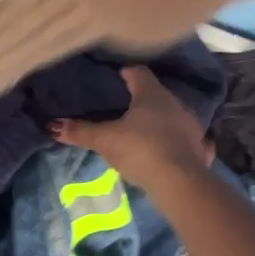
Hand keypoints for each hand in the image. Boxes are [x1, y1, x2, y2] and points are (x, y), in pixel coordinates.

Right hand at [51, 66, 213, 191]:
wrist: (179, 182)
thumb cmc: (140, 149)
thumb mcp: (105, 140)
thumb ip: (81, 131)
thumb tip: (53, 125)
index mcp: (152, 95)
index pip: (140, 73)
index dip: (128, 73)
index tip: (118, 76)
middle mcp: (176, 105)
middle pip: (158, 94)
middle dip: (144, 98)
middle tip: (127, 104)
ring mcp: (192, 128)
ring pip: (176, 116)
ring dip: (163, 119)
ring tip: (147, 128)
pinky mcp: (200, 151)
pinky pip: (190, 140)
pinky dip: (180, 141)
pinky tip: (175, 147)